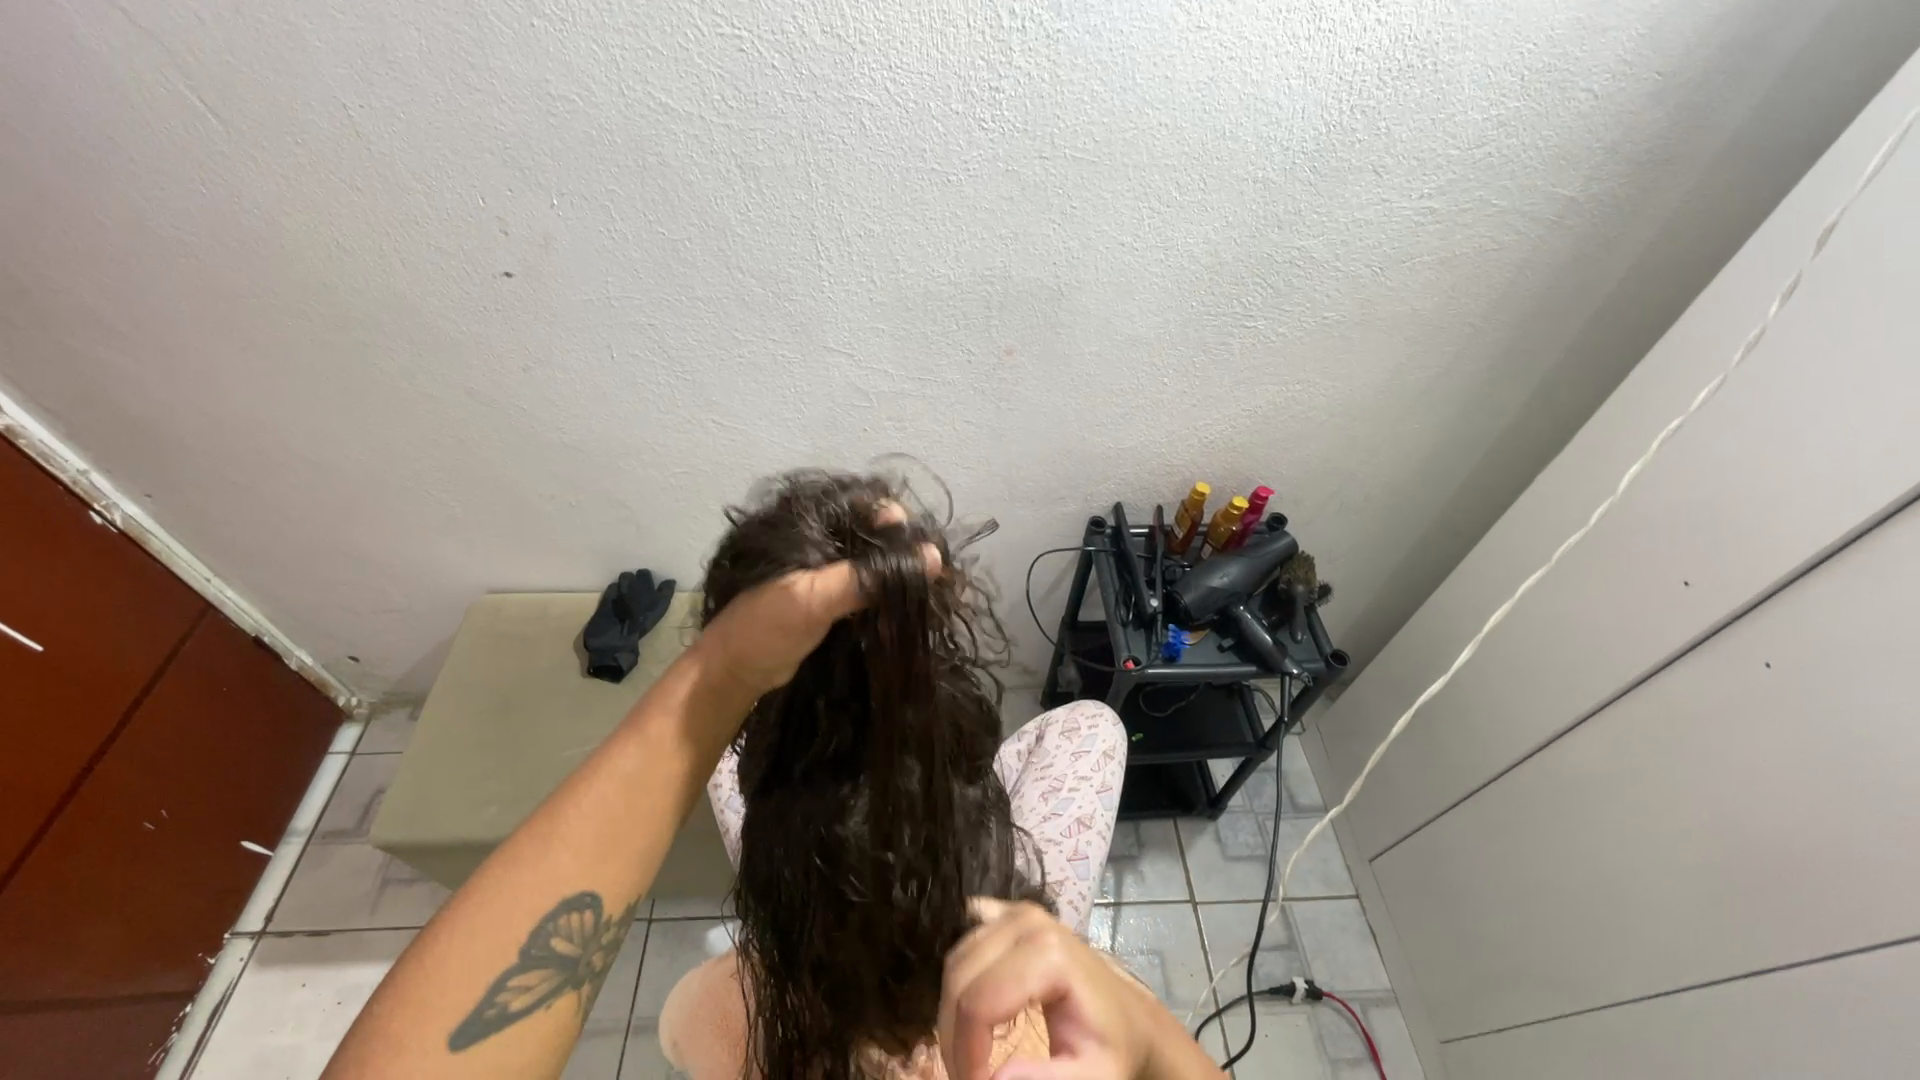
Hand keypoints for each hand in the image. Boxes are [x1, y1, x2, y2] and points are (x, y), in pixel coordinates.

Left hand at [690, 503, 940, 697]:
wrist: (733, 672)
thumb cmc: (765, 628)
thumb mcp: (815, 599)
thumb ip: (870, 577)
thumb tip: (933, 556)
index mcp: (809, 527)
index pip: (862, 508)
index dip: (894, 520)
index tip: (921, 543)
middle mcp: (819, 542)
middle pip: (872, 534)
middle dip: (902, 548)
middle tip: (932, 569)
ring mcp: (824, 571)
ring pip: (872, 562)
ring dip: (897, 573)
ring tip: (929, 586)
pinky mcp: (829, 598)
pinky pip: (866, 586)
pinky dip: (886, 592)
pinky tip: (907, 602)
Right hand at [938, 900, 1155, 1079]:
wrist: (1127, 1014)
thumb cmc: (1110, 1045)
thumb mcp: (1089, 1075)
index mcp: (1049, 955)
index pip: (978, 1004)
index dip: (966, 1053)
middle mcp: (1027, 922)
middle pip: (959, 980)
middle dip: (953, 1034)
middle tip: (968, 1073)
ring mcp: (1014, 912)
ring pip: (955, 962)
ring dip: (952, 1010)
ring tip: (970, 1050)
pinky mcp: (1006, 913)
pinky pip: (963, 941)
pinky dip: (959, 977)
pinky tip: (970, 1003)